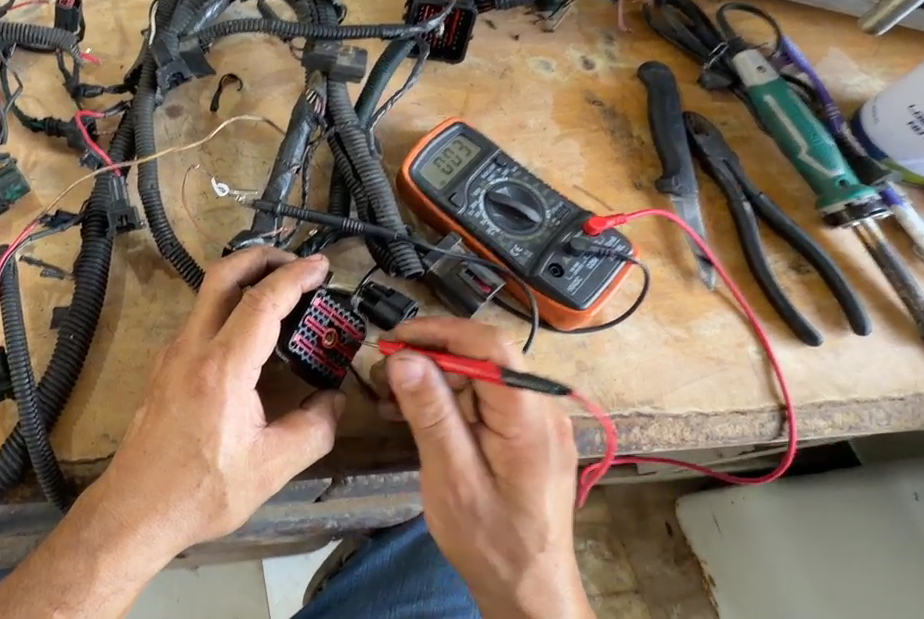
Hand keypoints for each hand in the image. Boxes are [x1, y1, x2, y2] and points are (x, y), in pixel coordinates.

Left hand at [85, 248, 344, 557]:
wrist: (136, 508)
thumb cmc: (202, 491)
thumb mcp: (271, 469)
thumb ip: (313, 430)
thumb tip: (334, 399)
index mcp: (222, 368)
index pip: (262, 302)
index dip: (295, 277)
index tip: (322, 266)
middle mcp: (192, 347)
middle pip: (222, 276)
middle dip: (261, 257)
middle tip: (296, 262)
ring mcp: (173, 352)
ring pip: (207, 294)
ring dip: (243, 279)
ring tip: (280, 292)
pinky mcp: (165, 364)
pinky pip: (200, 318)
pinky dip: (228, 305)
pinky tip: (250, 332)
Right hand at [371, 316, 591, 618]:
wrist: (531, 597)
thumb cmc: (492, 543)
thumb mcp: (452, 479)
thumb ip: (431, 414)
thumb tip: (404, 358)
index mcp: (529, 417)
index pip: (488, 345)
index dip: (438, 332)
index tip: (394, 340)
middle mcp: (541, 409)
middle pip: (481, 357)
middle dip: (428, 357)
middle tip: (383, 375)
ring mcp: (535, 423)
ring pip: (478, 377)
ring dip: (432, 380)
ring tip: (390, 399)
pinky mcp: (525, 437)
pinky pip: (483, 401)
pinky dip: (447, 401)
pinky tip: (414, 415)